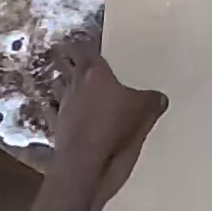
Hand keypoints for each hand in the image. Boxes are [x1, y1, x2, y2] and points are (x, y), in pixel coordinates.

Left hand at [50, 53, 165, 210]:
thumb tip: (160, 98)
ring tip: (65, 80)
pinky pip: (51, 110)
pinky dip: (52, 107)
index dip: (80, 47)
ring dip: (60, 82)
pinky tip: (55, 108)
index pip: (83, 51)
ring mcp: (63, 106)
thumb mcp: (145, 113)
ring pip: (56, 85)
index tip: (79, 44)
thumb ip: (152, 101)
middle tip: (69, 56)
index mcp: (95, 73)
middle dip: (66, 60)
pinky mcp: (55, 126)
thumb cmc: (116, 130)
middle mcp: (75, 84)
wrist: (86, 166)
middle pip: (66, 65)